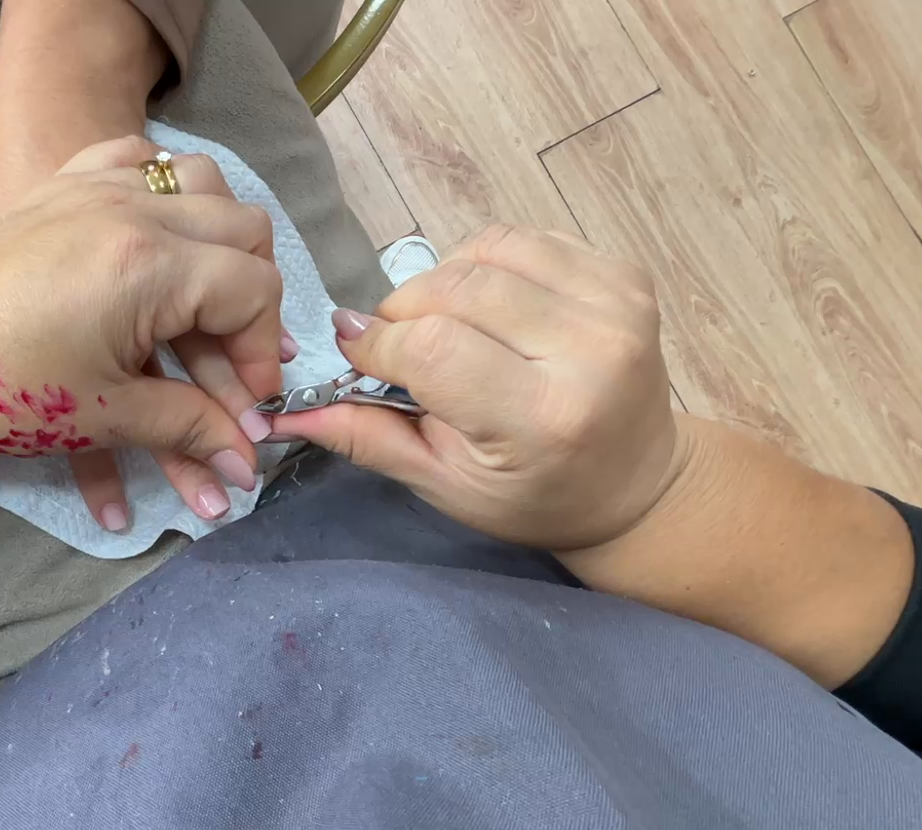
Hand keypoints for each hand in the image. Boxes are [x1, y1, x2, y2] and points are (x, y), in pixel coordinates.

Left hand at [0, 3, 276, 527]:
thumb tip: (247, 467)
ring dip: (222, 243)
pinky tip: (158, 242)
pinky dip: (167, 196)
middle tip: (232, 366)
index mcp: (150, 263)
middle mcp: (134, 206)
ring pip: (203, 183)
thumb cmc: (2, 392)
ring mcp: (97, 185)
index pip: (254, 290)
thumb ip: (191, 430)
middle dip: (253, 305)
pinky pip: (140, 160)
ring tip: (208, 304)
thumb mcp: (106, 417)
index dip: (262, 356)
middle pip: (246, 232)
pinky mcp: (65, 186)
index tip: (248, 409)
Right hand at [269, 223, 686, 551]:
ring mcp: (615, 303)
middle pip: (455, 289)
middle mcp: (589, 349)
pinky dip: (481, 266)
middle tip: (395, 348)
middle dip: (401, 313)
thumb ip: (368, 439)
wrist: (633, 484)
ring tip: (439, 327)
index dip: (379, 347)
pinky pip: (522, 240)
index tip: (360, 362)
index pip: (432, 348)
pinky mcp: (624, 275)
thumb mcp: (441, 485)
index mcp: (543, 416)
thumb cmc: (529, 497)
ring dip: (438, 284)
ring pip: (484, 252)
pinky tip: (483, 308)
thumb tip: (288, 411)